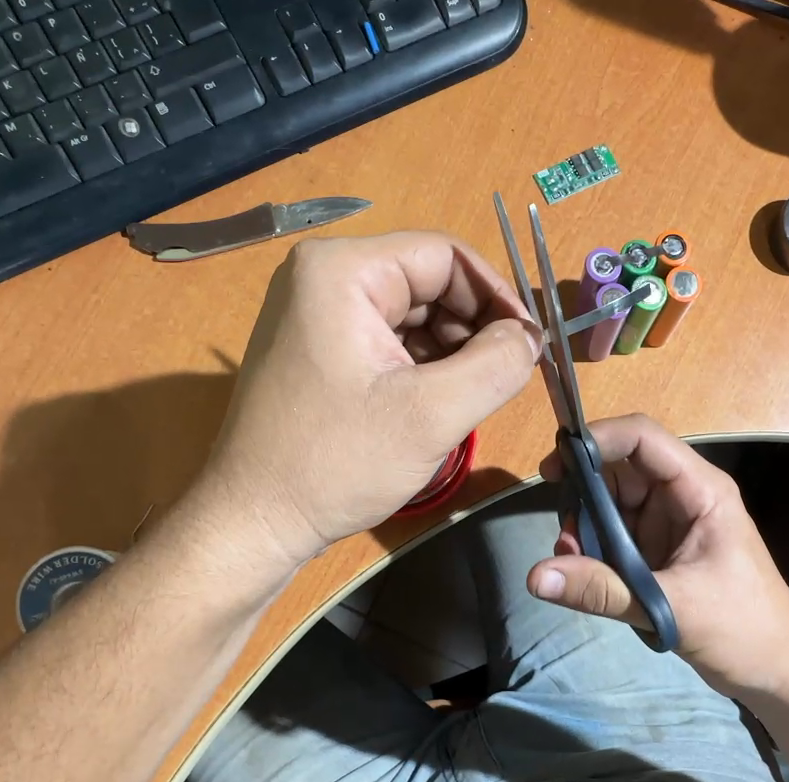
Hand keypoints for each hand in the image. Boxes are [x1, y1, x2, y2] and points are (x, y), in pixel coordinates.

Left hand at [188, 232, 538, 565]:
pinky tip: (439, 404)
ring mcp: (316, 313)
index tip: (531, 345)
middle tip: (507, 377)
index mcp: (343, 271)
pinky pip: (389, 340)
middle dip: (475, 328)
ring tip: (473, 397)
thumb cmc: (337, 463)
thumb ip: (497, 366)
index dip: (499, 297)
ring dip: (453, 352)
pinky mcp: (318, 349)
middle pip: (429, 282)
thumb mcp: (432, 415)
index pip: (446, 255)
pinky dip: (424, 367)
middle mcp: (324, 277)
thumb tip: (533, 338)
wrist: (256, 519)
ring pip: (413, 314)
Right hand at [526, 414, 788, 701]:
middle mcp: (682, 499)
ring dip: (585, 529)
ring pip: (612, 507)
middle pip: (619, 472)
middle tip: (562, 537)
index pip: (643, 439)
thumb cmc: (743, 630)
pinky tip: (584, 578)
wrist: (777, 673)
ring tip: (570, 562)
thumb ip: (602, 590)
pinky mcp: (659, 556)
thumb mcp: (670, 607)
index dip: (597, 440)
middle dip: (583, 497)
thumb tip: (536, 576)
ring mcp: (669, 528)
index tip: (554, 469)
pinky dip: (595, 553)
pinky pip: (616, 540)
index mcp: (701, 491)